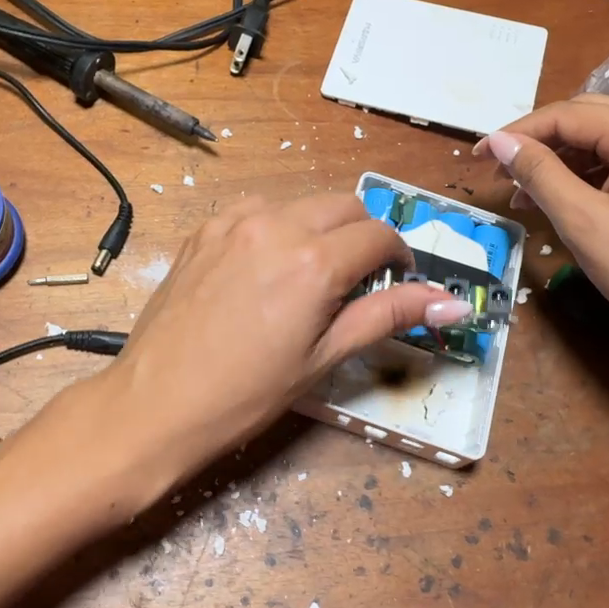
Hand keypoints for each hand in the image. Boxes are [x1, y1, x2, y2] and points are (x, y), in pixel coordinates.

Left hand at [82, 194, 466, 489]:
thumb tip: (452, 303)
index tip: (396, 282)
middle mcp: (275, 226)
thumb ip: (388, 317)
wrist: (156, 403)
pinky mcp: (204, 231)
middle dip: (363, 236)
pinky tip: (266, 268)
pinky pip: (256, 211)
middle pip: (343, 206)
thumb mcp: (324, 358)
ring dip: (319, 228)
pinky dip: (276, 228)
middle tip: (357, 281)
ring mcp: (233, 223)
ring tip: (308, 277)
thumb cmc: (246, 393)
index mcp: (313, 260)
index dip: (399, 258)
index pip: (379, 235)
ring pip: (299, 203)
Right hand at [475, 95, 608, 379]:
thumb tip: (499, 141)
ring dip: (565, 160)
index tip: (480, 155)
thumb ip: (539, 173)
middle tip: (501, 172)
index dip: (519, 133)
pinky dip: (593, 175)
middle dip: (541, 142)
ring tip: (527, 195)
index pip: (570, 115)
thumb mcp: (583, 222)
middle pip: (591, 118)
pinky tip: (567, 200)